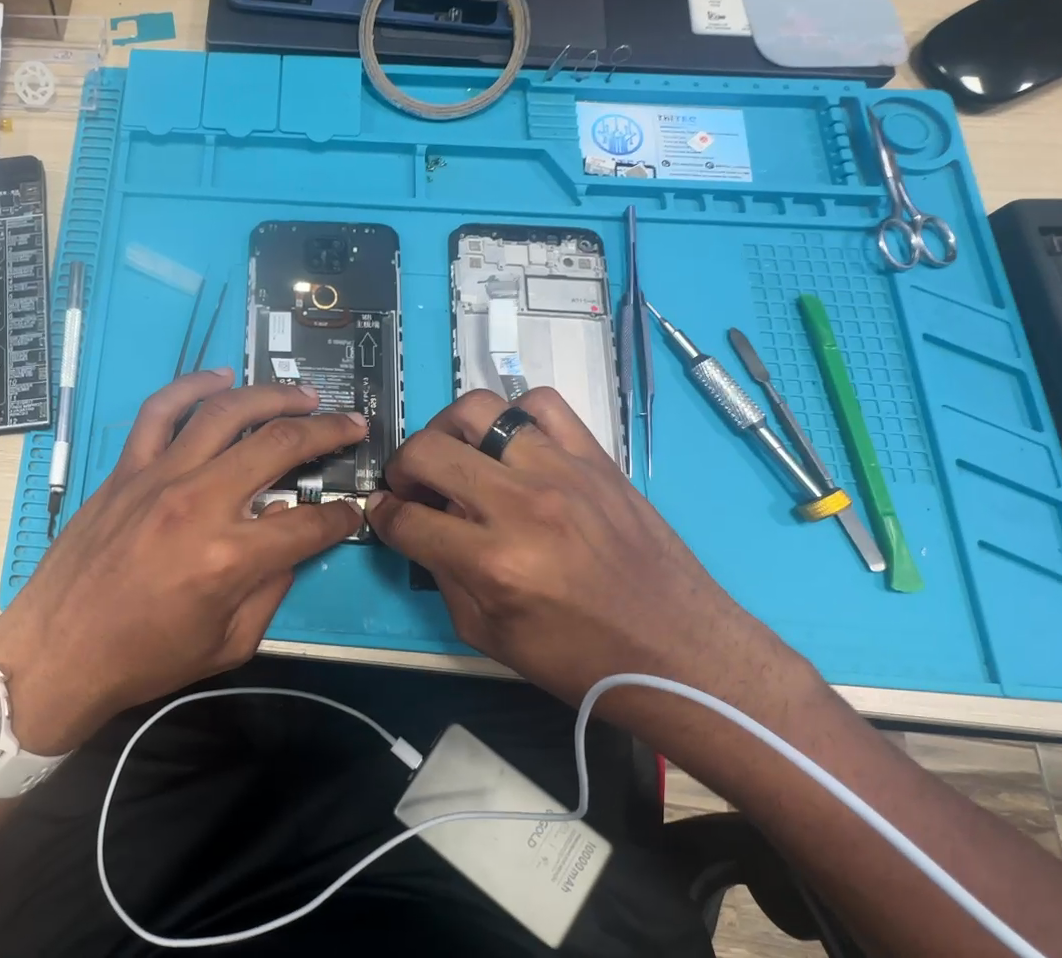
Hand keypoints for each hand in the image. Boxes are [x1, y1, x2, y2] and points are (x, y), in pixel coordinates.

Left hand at [0, 370, 367, 755]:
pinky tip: (221, 378)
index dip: (341, 516)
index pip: (309, 522)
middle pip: (279, 447)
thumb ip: (271, 589)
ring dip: (273, 396)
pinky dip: (192, 387)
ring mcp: (158, 477)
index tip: (352, 510)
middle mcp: (200, 503)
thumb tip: (290, 539)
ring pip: (225, 414)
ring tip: (303, 395)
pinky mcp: (125, 469)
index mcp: (231, 557)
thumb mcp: (228, 644)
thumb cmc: (144, 659)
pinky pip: (160, 412)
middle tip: (353, 426)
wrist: (58, 652)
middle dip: (328, 433)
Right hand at [365, 388, 810, 720]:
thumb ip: (442, 575)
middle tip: (412, 488)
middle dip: (401, 469)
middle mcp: (520, 506)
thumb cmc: (579, 659)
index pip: (405, 518)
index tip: (383, 515)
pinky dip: (513, 416)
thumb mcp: (488, 636)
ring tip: (456, 456)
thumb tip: (417, 529)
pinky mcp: (596, 458)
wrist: (679, 651)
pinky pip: (542, 403)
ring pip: (477, 410)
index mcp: (492, 563)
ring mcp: (561, 472)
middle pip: (426, 451)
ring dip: (447, 431)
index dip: (381, 516)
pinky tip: (511, 445)